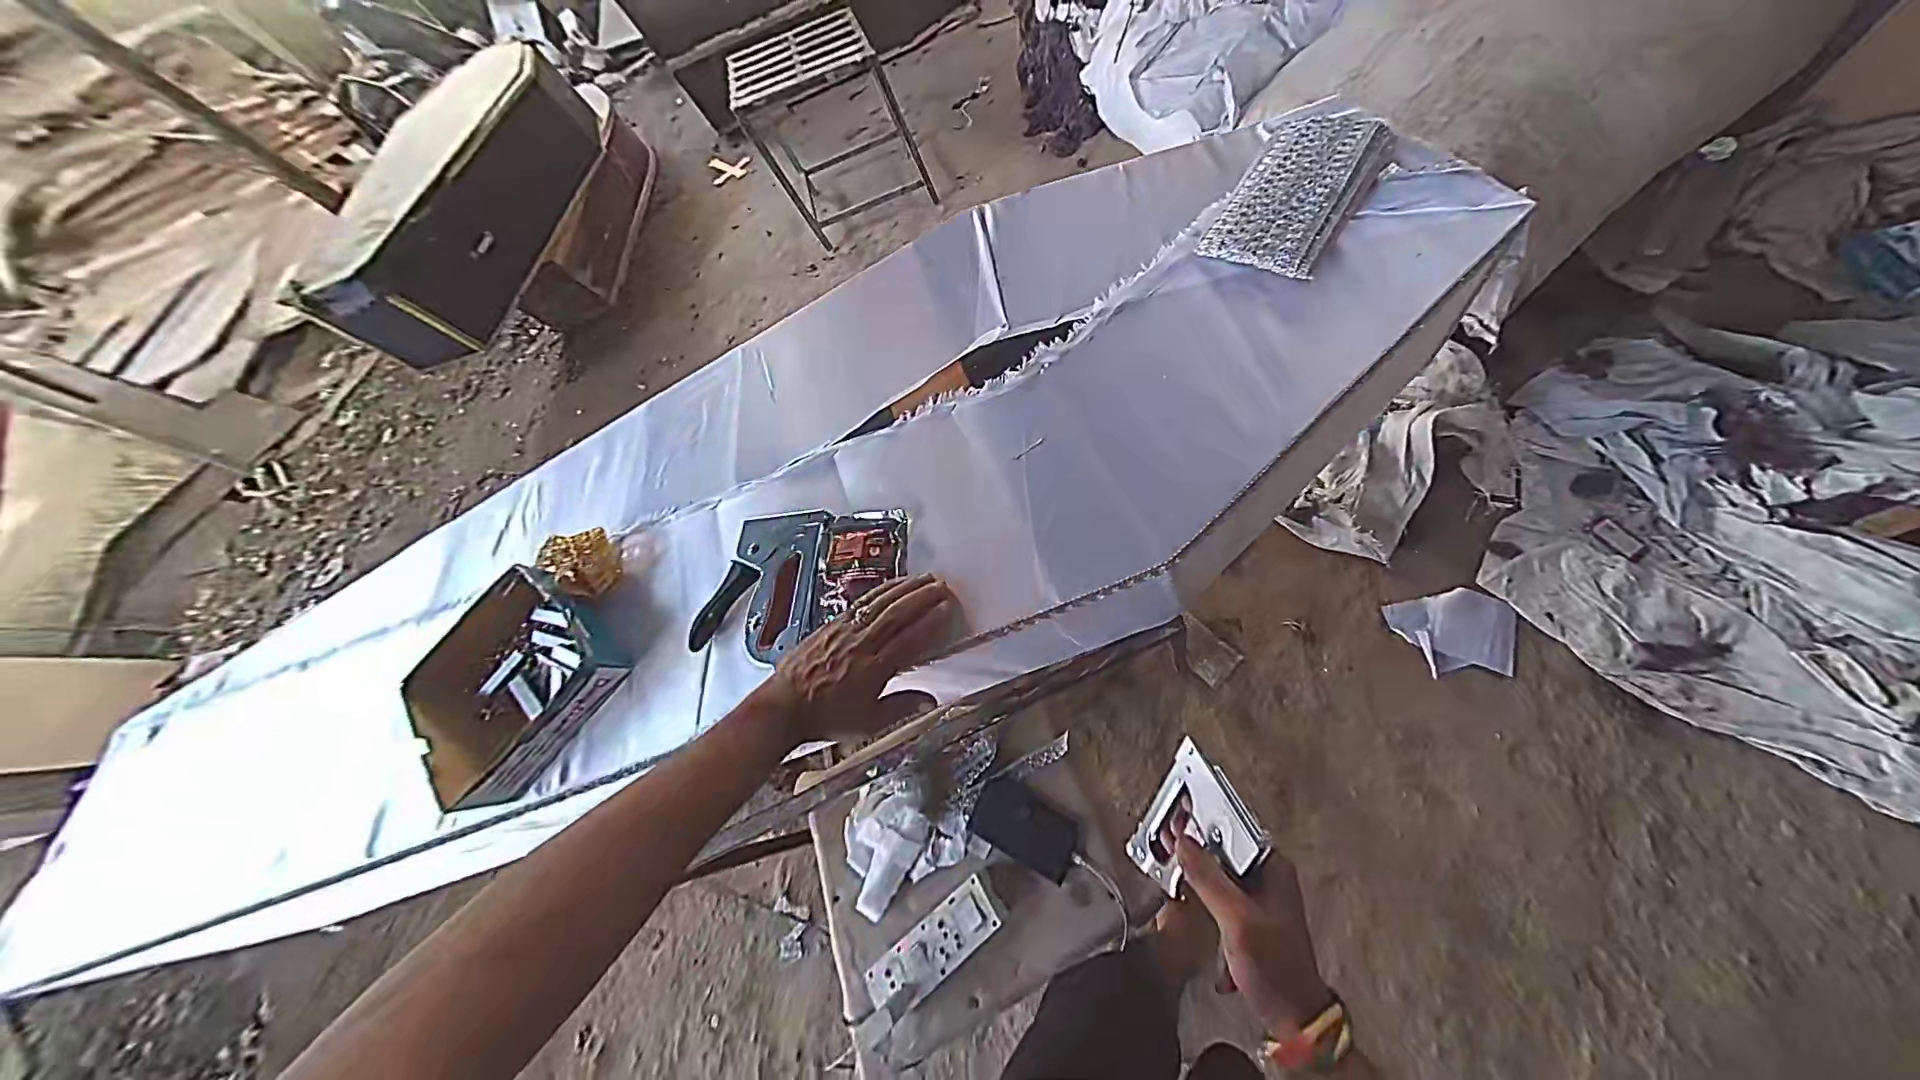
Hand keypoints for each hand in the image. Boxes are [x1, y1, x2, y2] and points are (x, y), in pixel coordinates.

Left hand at [748, 574, 957, 746]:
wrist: (783, 706)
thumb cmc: (824, 717)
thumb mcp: (867, 723)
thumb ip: (900, 707)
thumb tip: (930, 700)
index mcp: (872, 671)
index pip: (908, 640)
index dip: (931, 622)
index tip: (948, 610)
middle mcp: (859, 646)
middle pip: (896, 614)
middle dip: (923, 597)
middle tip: (944, 587)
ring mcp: (844, 631)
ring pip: (880, 603)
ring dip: (905, 588)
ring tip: (926, 578)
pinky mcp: (832, 624)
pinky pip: (862, 602)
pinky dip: (882, 590)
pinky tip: (894, 585)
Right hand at [1175, 834, 1332, 1035]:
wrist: (1291, 1015)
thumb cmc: (1276, 970)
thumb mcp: (1236, 919)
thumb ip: (1209, 878)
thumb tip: (1183, 842)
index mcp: (1273, 867)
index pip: (1232, 826)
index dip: (1202, 819)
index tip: (1176, 814)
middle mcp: (1266, 875)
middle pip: (1221, 844)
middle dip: (1192, 844)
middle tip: (1166, 839)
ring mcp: (1256, 893)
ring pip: (1216, 866)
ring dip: (1193, 868)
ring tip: (1172, 864)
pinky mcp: (1245, 910)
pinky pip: (1215, 886)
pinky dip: (1198, 888)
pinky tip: (1186, 894)